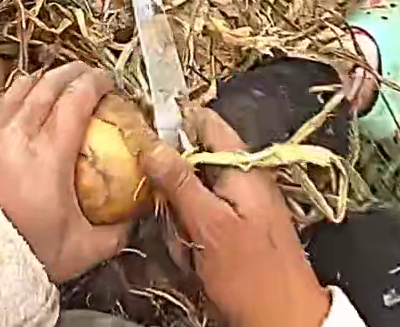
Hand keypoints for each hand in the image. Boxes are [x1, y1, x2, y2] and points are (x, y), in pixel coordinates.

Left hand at [0, 62, 128, 281]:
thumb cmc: (25, 250)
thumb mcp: (79, 248)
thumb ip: (112, 232)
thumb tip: (131, 219)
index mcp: (49, 152)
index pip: (75, 99)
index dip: (94, 83)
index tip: (108, 80)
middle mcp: (21, 131)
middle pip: (49, 83)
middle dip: (73, 72)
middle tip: (88, 74)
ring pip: (24, 86)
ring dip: (46, 77)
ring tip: (60, 81)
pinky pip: (4, 99)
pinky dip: (21, 92)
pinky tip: (28, 99)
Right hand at [139, 108, 330, 326]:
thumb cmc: (254, 279)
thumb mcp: (210, 226)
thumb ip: (179, 180)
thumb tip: (149, 142)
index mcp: (242, 165)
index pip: (201, 120)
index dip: (170, 124)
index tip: (145, 143)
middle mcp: (241, 177)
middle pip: (190, 155)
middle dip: (171, 180)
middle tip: (168, 208)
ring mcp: (239, 203)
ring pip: (190, 187)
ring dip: (178, 212)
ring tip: (183, 243)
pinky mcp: (234, 228)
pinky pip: (199, 214)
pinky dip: (189, 231)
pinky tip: (190, 254)